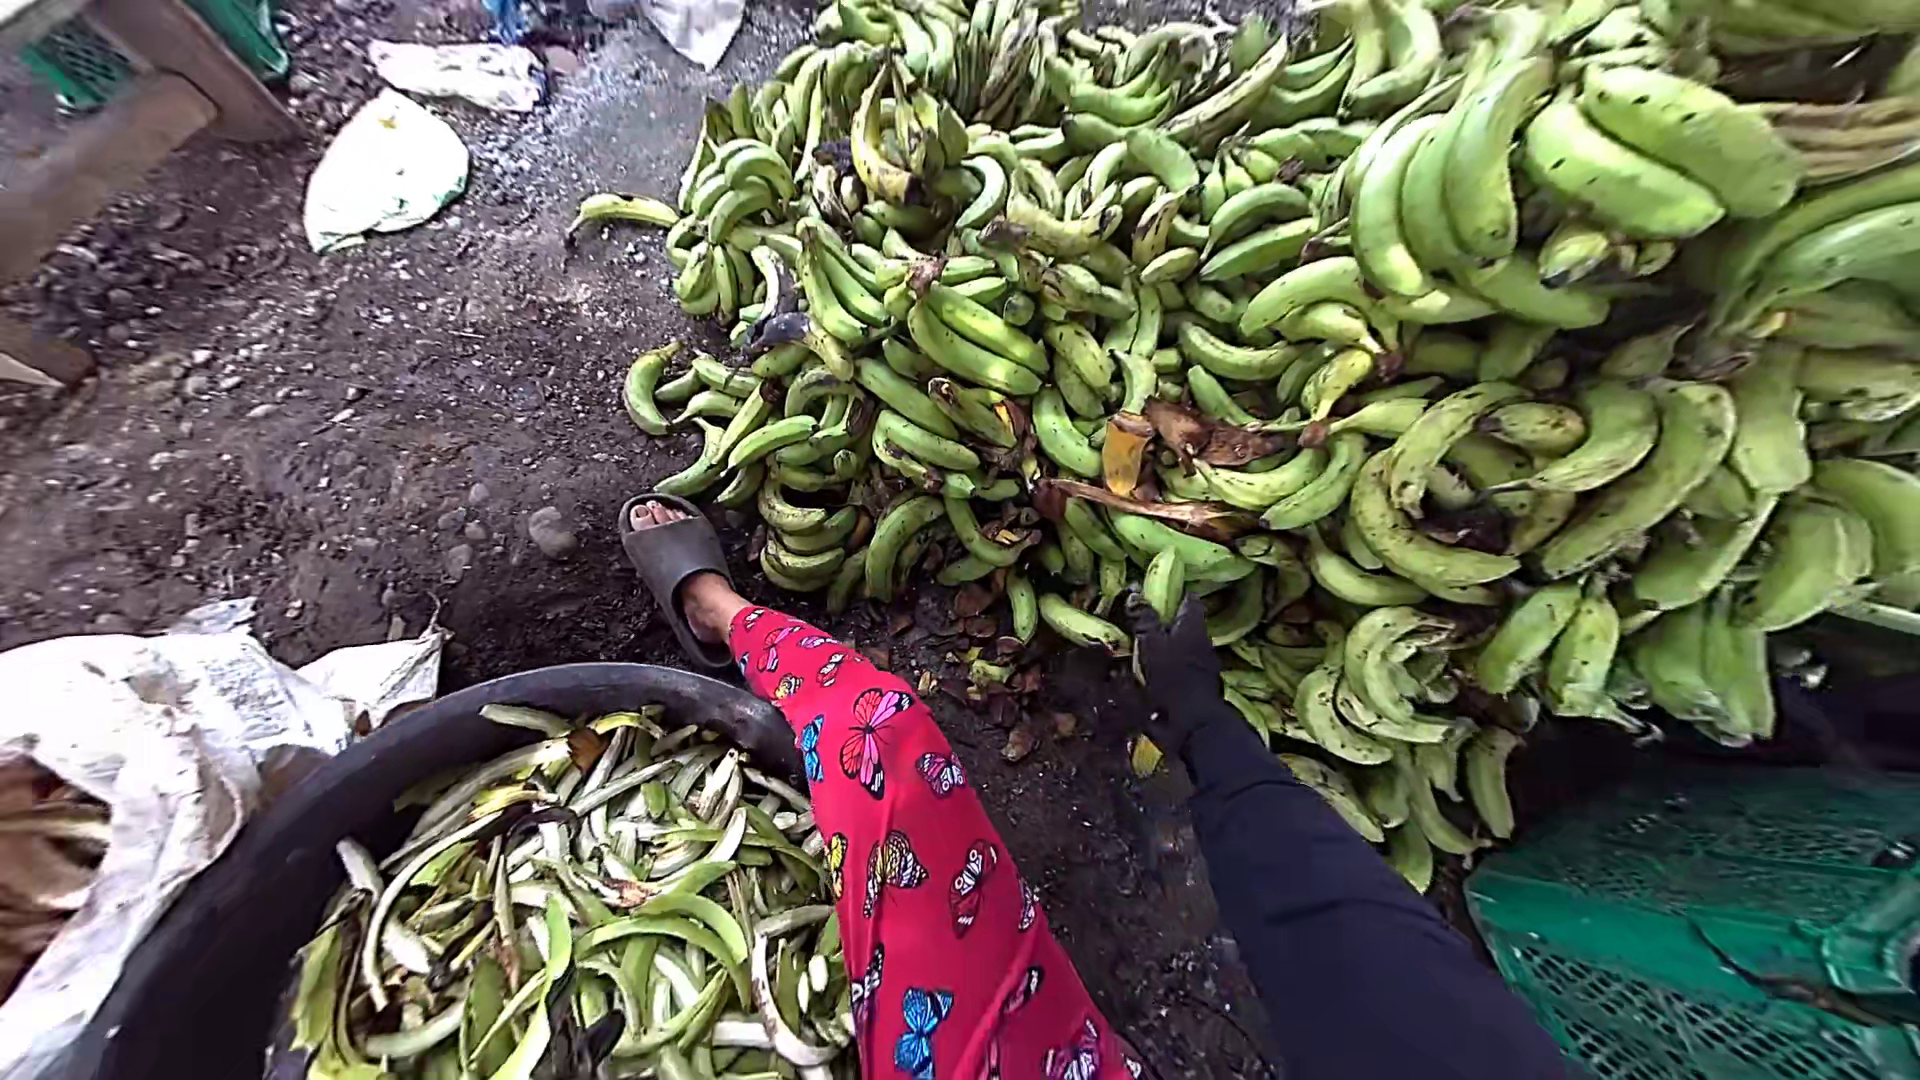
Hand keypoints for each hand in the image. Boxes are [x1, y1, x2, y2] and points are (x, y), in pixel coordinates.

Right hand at [1124, 593, 1224, 756]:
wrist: (1192, 726)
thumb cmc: (1172, 677)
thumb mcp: (1151, 643)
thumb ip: (1144, 618)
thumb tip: (1136, 592)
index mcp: (1192, 626)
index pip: (1189, 599)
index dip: (1174, 592)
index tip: (1154, 590)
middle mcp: (1200, 642)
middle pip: (1183, 623)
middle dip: (1164, 619)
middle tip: (1139, 617)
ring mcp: (1199, 665)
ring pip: (1180, 645)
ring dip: (1163, 643)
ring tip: (1137, 643)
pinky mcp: (1193, 686)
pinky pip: (1176, 667)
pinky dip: (1163, 664)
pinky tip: (1145, 669)